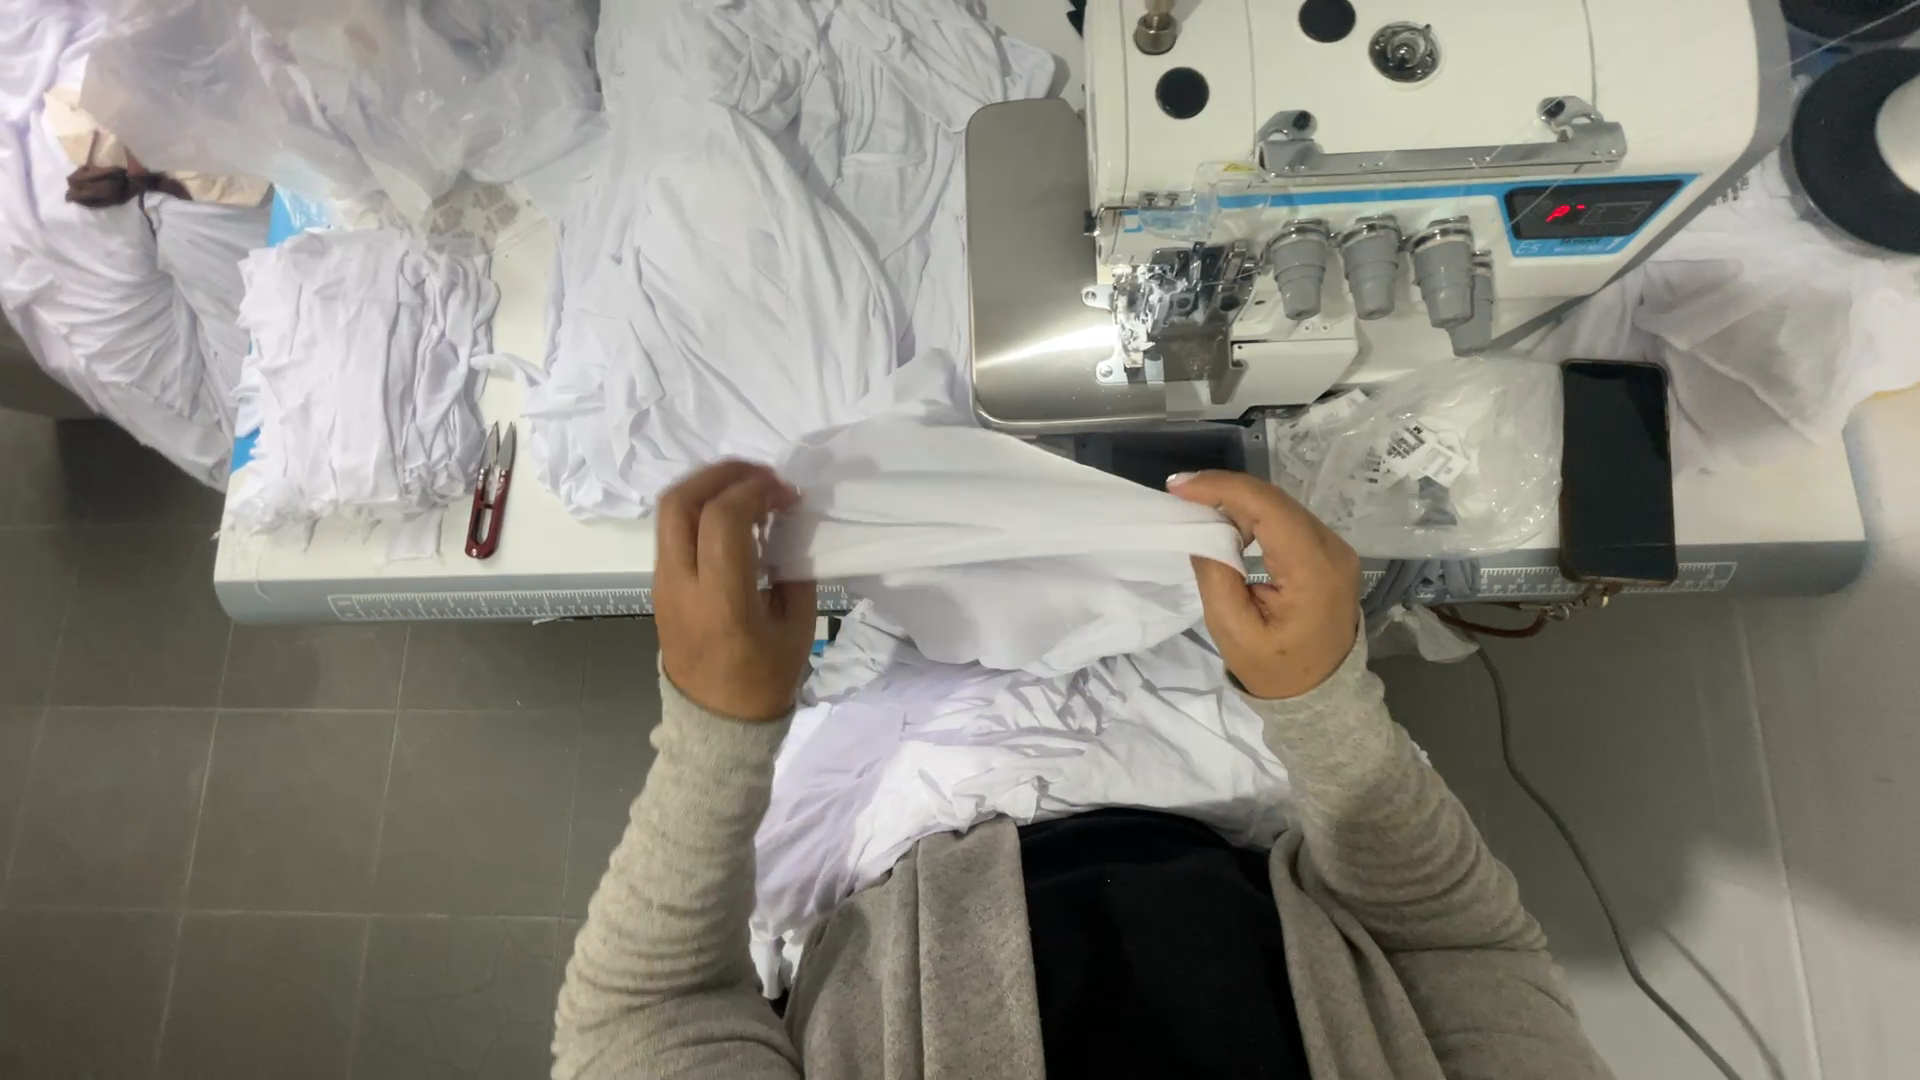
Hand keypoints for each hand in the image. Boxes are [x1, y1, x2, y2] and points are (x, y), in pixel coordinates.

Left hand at [654, 461, 817, 721]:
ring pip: (670, 511)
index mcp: (721, 600)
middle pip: (679, 501)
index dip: (756, 491)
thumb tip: (787, 522)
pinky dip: (702, 510)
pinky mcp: (659, 585)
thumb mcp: (798, 625)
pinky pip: (673, 531)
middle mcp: (681, 585)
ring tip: (749, 491)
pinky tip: (734, 518)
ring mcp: (663, 584)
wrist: (716, 723)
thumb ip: (793, 568)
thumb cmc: (765, 678)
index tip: (787, 494)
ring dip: (709, 487)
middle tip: (761, 475)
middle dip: (721, 474)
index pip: (723, 518)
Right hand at [1169, 471, 1360, 699]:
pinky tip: (1228, 524)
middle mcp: (1332, 550)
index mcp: (1313, 570)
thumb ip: (1216, 575)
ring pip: (1280, 506)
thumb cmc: (1275, 669)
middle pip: (1275, 501)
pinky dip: (1253, 515)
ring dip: (1238, 501)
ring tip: (1198, 510)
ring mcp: (1334, 549)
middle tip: (1180, 494)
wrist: (1321, 696)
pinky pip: (1287, 520)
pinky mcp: (1327, 553)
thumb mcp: (1233, 630)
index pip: (1268, 509)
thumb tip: (1203, 531)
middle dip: (1225, 490)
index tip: (1179, 487)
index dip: (1222, 488)